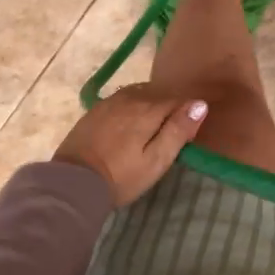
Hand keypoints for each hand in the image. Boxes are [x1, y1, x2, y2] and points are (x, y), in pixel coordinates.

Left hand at [52, 84, 208, 205]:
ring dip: (152, 104)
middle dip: (170, 107)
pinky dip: (133, 105)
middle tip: (173, 131)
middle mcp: (130, 97)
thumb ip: (178, 130)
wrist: (74, 182)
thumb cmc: (121, 176)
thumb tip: (200, 104)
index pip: (179, 99)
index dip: (188, 113)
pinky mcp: (96, 109)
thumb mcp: (156, 160)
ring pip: (141, 93)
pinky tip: (131, 121)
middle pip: (160, 93)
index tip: (189, 133)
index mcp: (149, 108)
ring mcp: (110, 101)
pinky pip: (123, 98)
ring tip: (153, 126)